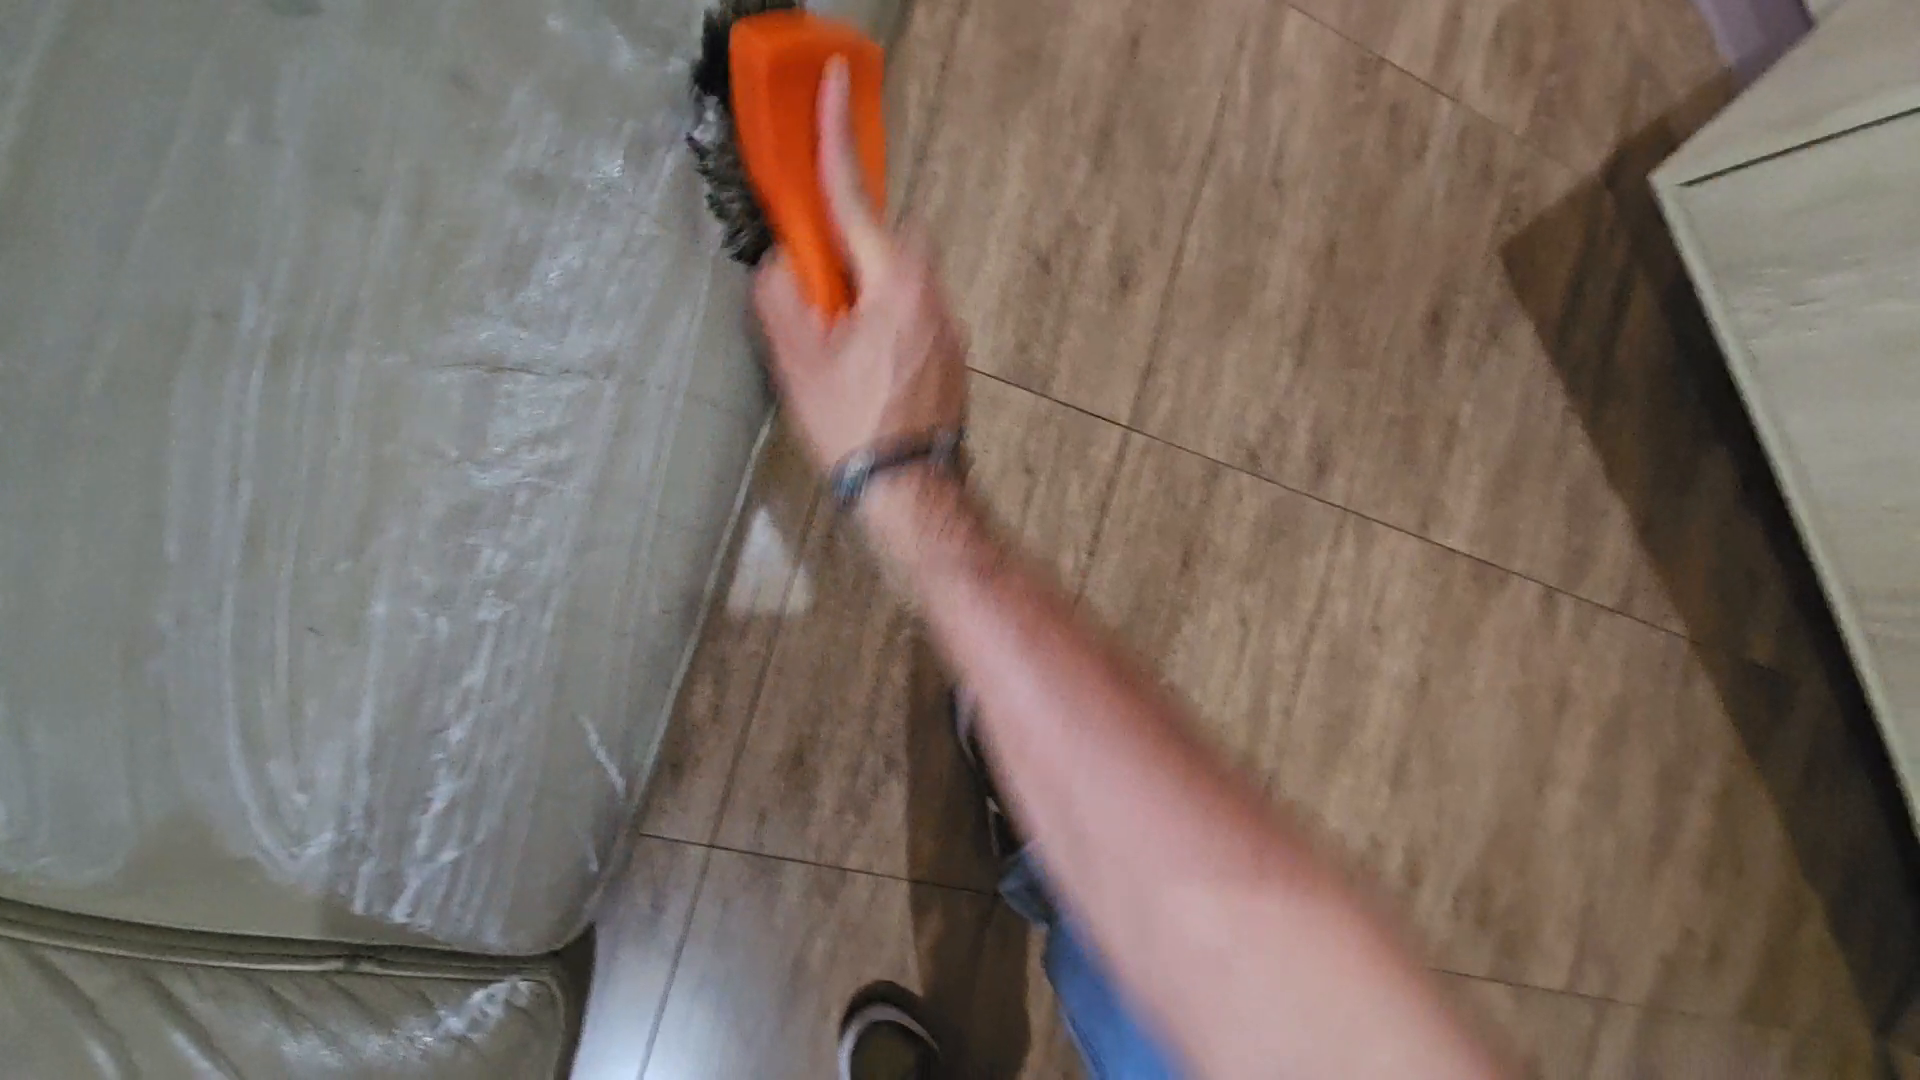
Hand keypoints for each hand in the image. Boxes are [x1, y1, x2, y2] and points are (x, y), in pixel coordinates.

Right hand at [751, 58, 967, 474]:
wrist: (910, 491)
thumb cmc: (855, 429)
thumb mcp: (798, 363)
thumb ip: (782, 297)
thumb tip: (785, 266)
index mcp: (895, 285)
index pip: (855, 202)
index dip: (833, 143)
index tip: (830, 86)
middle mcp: (934, 296)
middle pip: (892, 238)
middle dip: (857, 245)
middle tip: (825, 288)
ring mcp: (949, 328)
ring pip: (906, 278)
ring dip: (872, 288)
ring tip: (844, 343)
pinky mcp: (952, 356)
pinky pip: (917, 311)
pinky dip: (890, 318)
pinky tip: (869, 366)